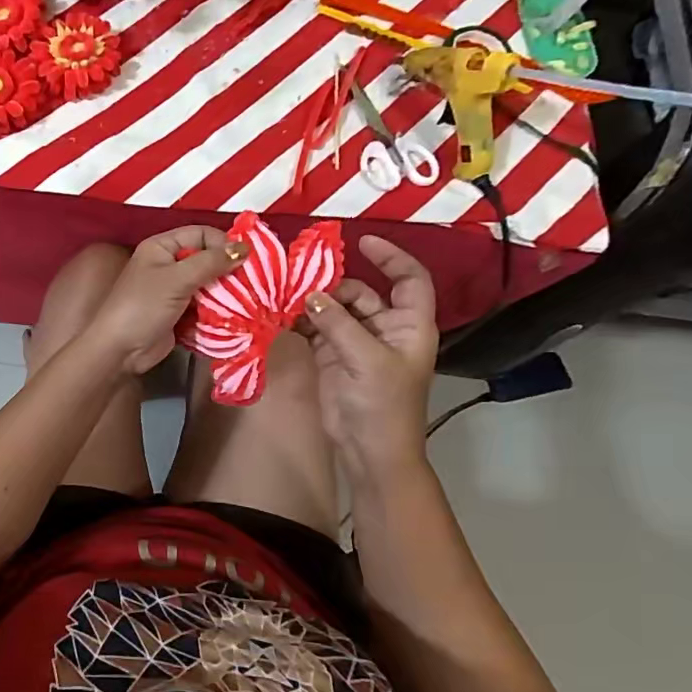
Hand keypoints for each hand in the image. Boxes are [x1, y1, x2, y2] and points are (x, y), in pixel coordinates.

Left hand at [85, 226, 249, 374]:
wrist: (120, 351)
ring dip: (226, 293)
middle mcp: (167, 265)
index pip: (200, 234)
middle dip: (227, 270)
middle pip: (207, 259)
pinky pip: (204, 307)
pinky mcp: (179, 314)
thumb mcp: (177, 279)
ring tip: (248, 299)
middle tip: (252, 280)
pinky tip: (234, 315)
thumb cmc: (142, 307)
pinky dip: (218, 310)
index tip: (245, 258)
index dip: (223, 243)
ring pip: (208, 285)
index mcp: (161, 247)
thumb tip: (243, 248)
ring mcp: (173, 291)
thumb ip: (210, 262)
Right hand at [300, 235, 438, 482]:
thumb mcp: (367, 360)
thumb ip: (338, 324)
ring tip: (285, 296)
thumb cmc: (384, 405)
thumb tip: (310, 295)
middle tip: (301, 280)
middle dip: (335, 286)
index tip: (363, 242)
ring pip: (335, 311)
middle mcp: (384, 329)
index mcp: (409, 325)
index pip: (409, 279)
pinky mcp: (333, 358)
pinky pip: (317, 331)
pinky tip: (282, 316)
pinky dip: (302, 323)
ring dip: (313, 303)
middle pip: (362, 293)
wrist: (370, 450)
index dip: (392, 257)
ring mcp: (356, 344)